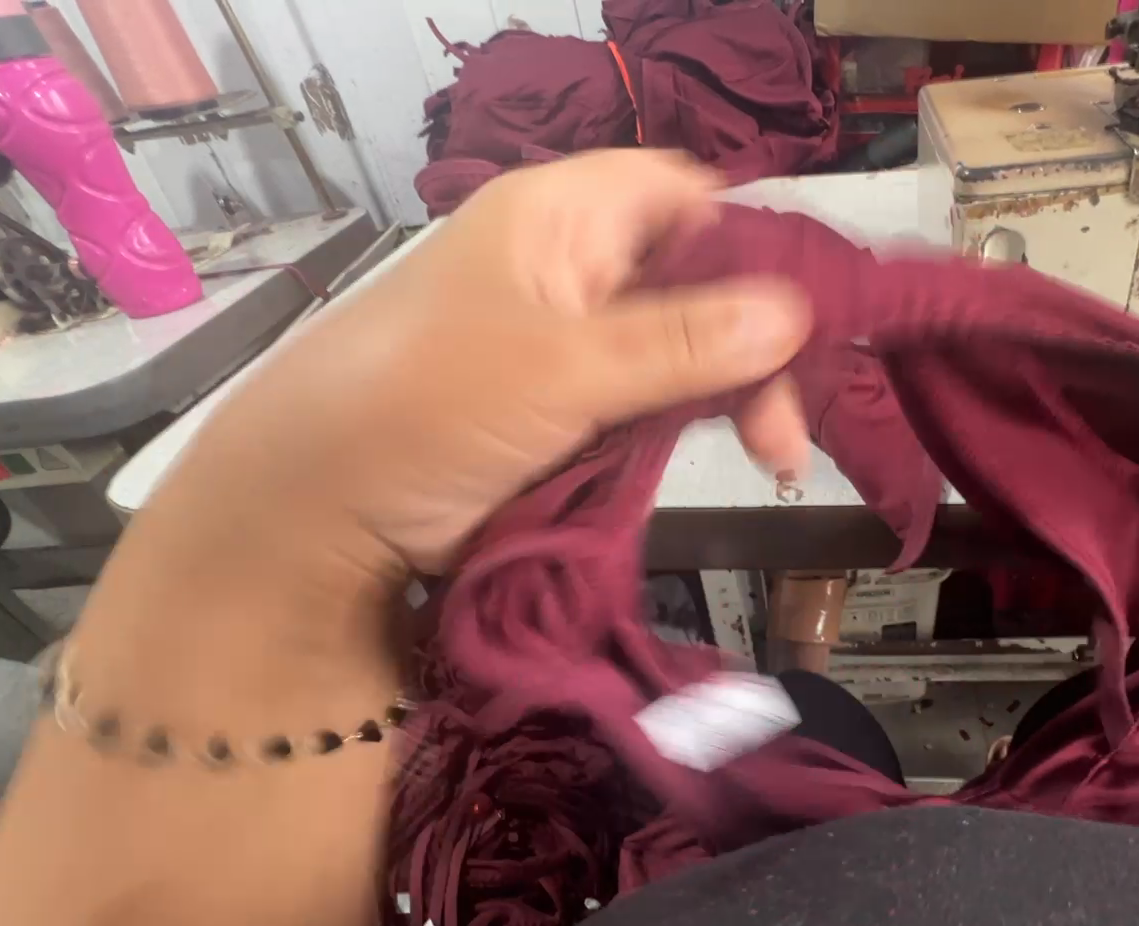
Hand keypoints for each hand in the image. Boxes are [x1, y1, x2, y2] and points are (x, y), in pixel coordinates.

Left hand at [155, 150, 813, 586]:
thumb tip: (793, 315)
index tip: (806, 304)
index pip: (683, 196)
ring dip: (741, 393)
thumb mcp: (560, 367)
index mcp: (564, 218)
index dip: (751, 236)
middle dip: (756, 342)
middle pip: (703, 281)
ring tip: (779, 453)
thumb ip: (679, 343)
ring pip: (694, 349)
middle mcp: (583, 269)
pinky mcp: (590, 407)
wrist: (332, 515)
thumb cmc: (425, 408)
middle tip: (790, 418)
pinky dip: (709, 425)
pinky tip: (750, 454)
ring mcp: (589, 343)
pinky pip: (670, 400)